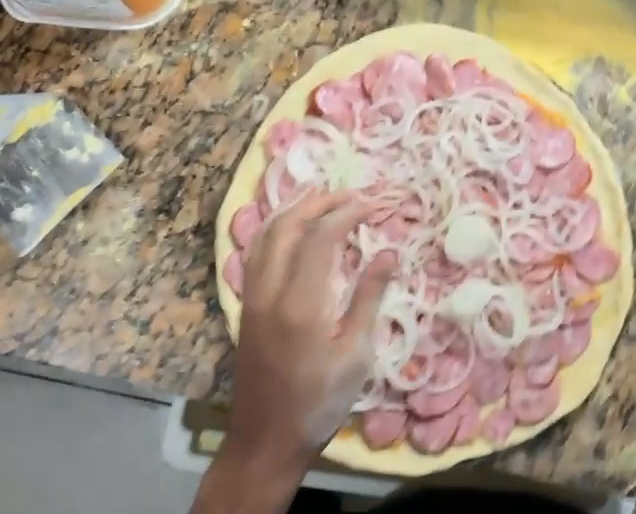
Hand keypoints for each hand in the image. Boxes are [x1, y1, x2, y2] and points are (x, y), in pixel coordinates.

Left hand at [228, 190, 395, 472]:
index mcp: (301, 303)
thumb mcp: (355, 355)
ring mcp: (252, 297)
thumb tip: (389, 251)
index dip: (348, 212)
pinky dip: (276, 227)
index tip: (374, 203)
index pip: (322, 237)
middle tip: (353, 194)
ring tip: (323, 196)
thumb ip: (369, 298)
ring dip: (295, 208)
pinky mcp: (246, 305)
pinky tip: (292, 225)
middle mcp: (270, 291)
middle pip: (289, 225)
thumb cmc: (318, 403)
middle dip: (321, 201)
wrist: (265, 441)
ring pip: (266, 234)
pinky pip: (256, 251)